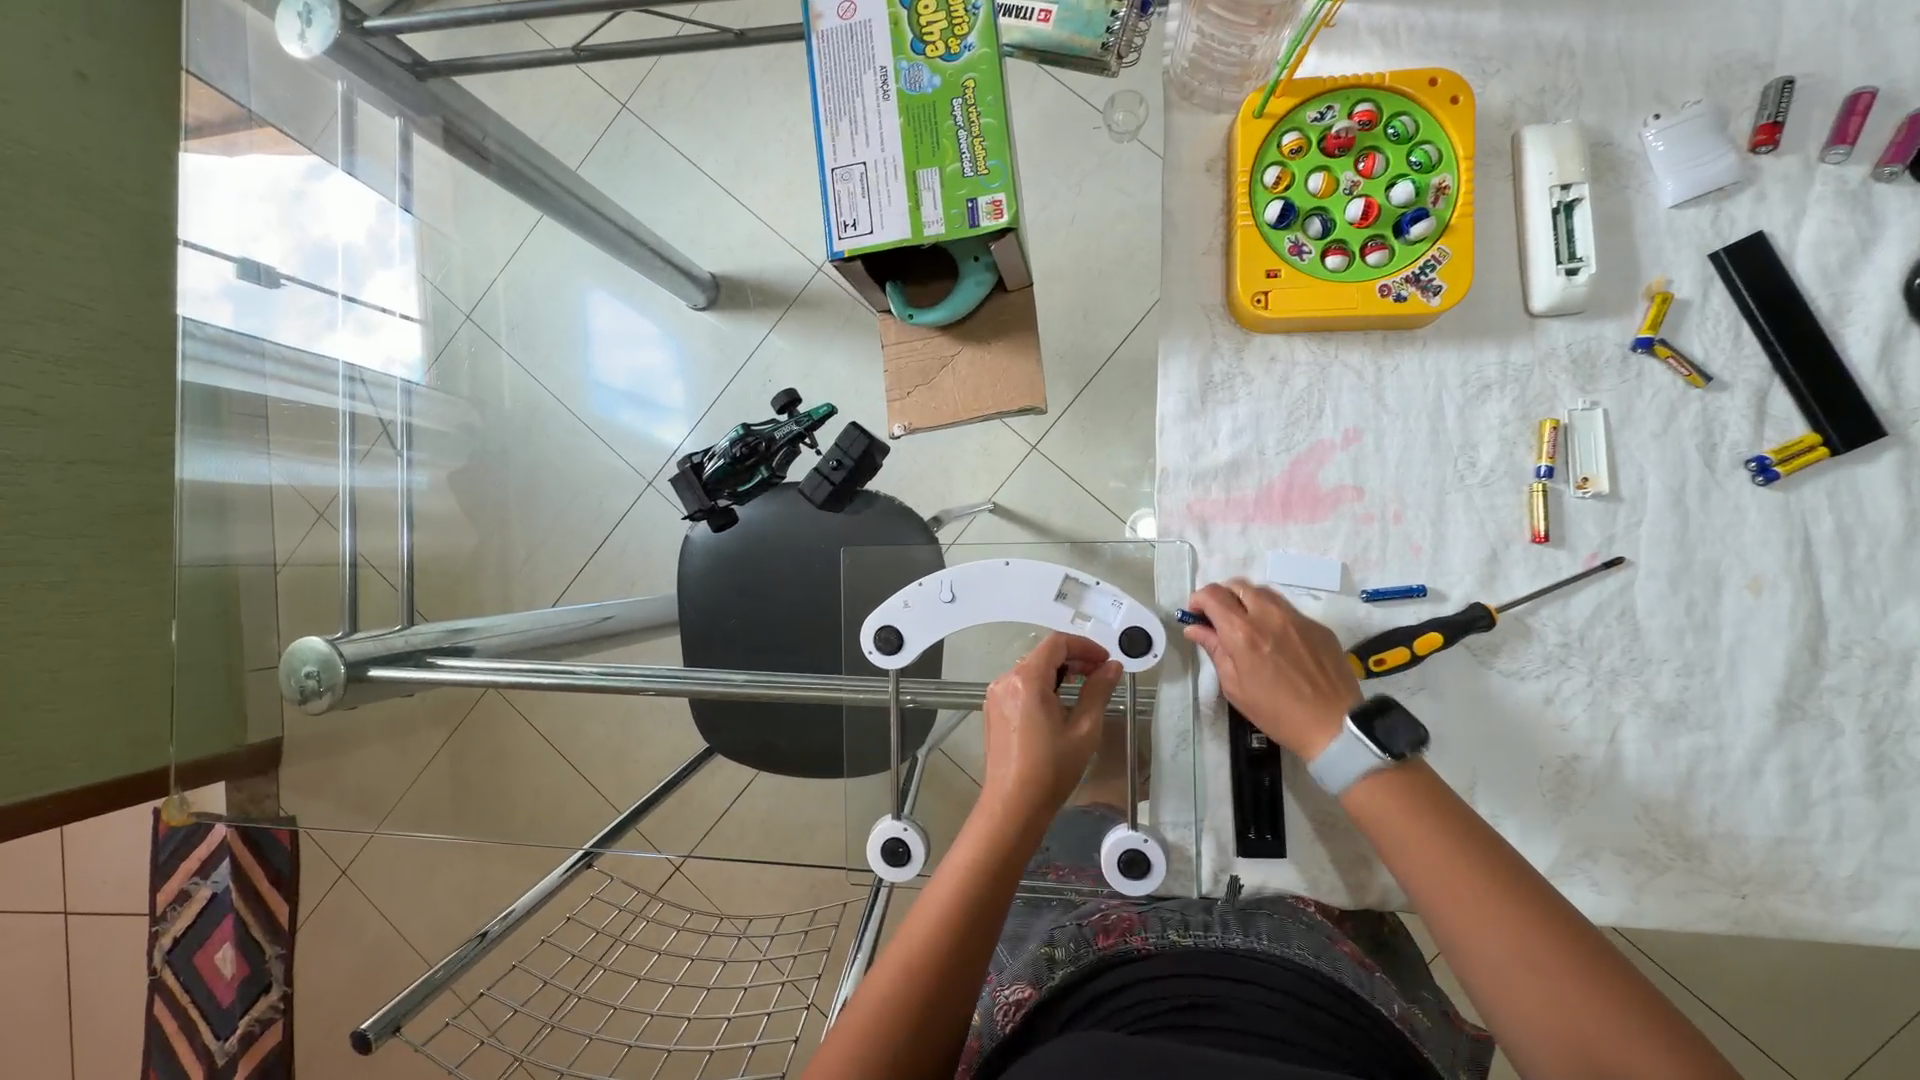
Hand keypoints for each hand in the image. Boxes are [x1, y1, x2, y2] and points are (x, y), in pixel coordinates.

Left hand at [979, 633, 1122, 829]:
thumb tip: (1112, 666)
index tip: (1106, 661)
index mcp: (1026, 680)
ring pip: (1030, 669)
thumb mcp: (1084, 729)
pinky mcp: (993, 710)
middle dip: (1073, 658)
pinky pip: (1020, 685)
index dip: (1085, 646)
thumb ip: (1099, 691)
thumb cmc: (1052, 768)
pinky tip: (1059, 703)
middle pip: (1042, 654)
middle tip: (1100, 675)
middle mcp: (1005, 680)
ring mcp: (995, 695)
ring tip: (1084, 688)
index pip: (1056, 643)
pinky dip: (1042, 685)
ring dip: (1058, 672)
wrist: (1014, 804)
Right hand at [1183, 580, 1361, 758]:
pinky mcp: (1317, 625)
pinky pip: (1287, 610)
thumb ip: (1215, 651)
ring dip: (1247, 601)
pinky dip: (1272, 616)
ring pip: (1264, 592)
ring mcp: (1296, 618)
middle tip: (1219, 619)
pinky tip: (1276, 641)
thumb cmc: (1276, 713)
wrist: (1334, 725)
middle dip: (1222, 596)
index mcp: (1242, 633)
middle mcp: (1268, 615)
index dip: (1198, 600)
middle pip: (1237, 585)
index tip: (1196, 615)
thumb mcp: (1235, 687)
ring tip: (1246, 625)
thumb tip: (1196, 629)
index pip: (1212, 595)